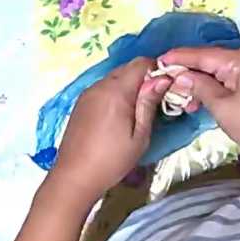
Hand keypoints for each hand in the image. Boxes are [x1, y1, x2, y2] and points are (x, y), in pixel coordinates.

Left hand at [44, 58, 171, 205]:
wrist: (74, 178)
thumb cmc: (112, 160)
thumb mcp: (140, 136)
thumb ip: (149, 103)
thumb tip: (163, 78)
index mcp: (116, 91)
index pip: (141, 63)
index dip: (157, 70)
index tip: (165, 88)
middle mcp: (100, 85)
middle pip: (128, 67)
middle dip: (144, 77)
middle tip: (154, 100)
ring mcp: (88, 93)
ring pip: (115, 77)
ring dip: (130, 85)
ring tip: (137, 109)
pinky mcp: (81, 102)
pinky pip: (104, 87)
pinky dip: (116, 92)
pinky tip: (119, 114)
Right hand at [156, 46, 239, 163]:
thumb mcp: (222, 106)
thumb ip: (199, 87)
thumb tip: (179, 76)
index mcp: (237, 59)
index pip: (200, 54)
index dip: (177, 58)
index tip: (155, 63)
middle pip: (207, 60)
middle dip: (185, 70)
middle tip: (161, 81)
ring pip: (214, 71)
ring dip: (196, 81)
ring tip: (177, 96)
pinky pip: (223, 80)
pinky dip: (209, 88)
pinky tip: (196, 100)